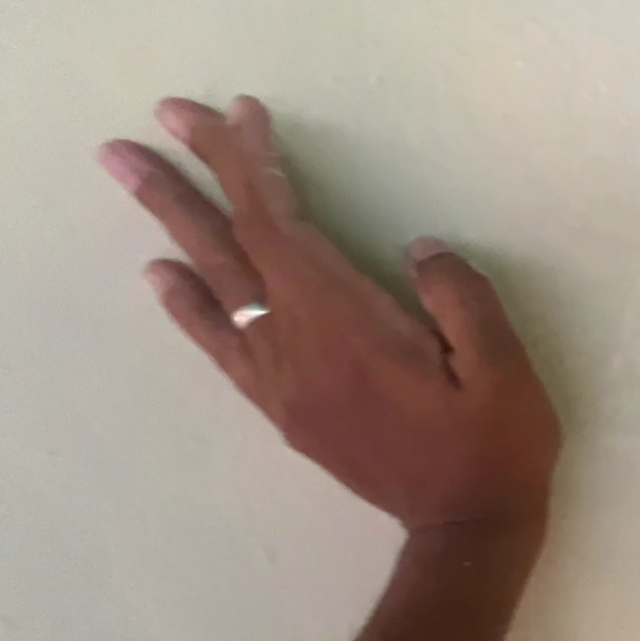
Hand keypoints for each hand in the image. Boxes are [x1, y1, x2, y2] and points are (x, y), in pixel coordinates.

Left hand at [99, 97, 559, 535]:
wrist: (470, 526)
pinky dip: (189, 307)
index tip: (238, 114)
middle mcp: (300, 351)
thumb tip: (417, 250)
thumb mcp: (506, 368)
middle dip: (192, 183)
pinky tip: (164, 279)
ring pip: (219, 293)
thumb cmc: (498, 446)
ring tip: (132, 175)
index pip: (283, 230)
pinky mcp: (290, 413)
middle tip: (144, 127)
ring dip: (175, 230)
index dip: (255, 168)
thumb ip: (462, 299)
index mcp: (352, 330)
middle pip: (234, 252)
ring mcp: (286, 386)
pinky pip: (223, 349)